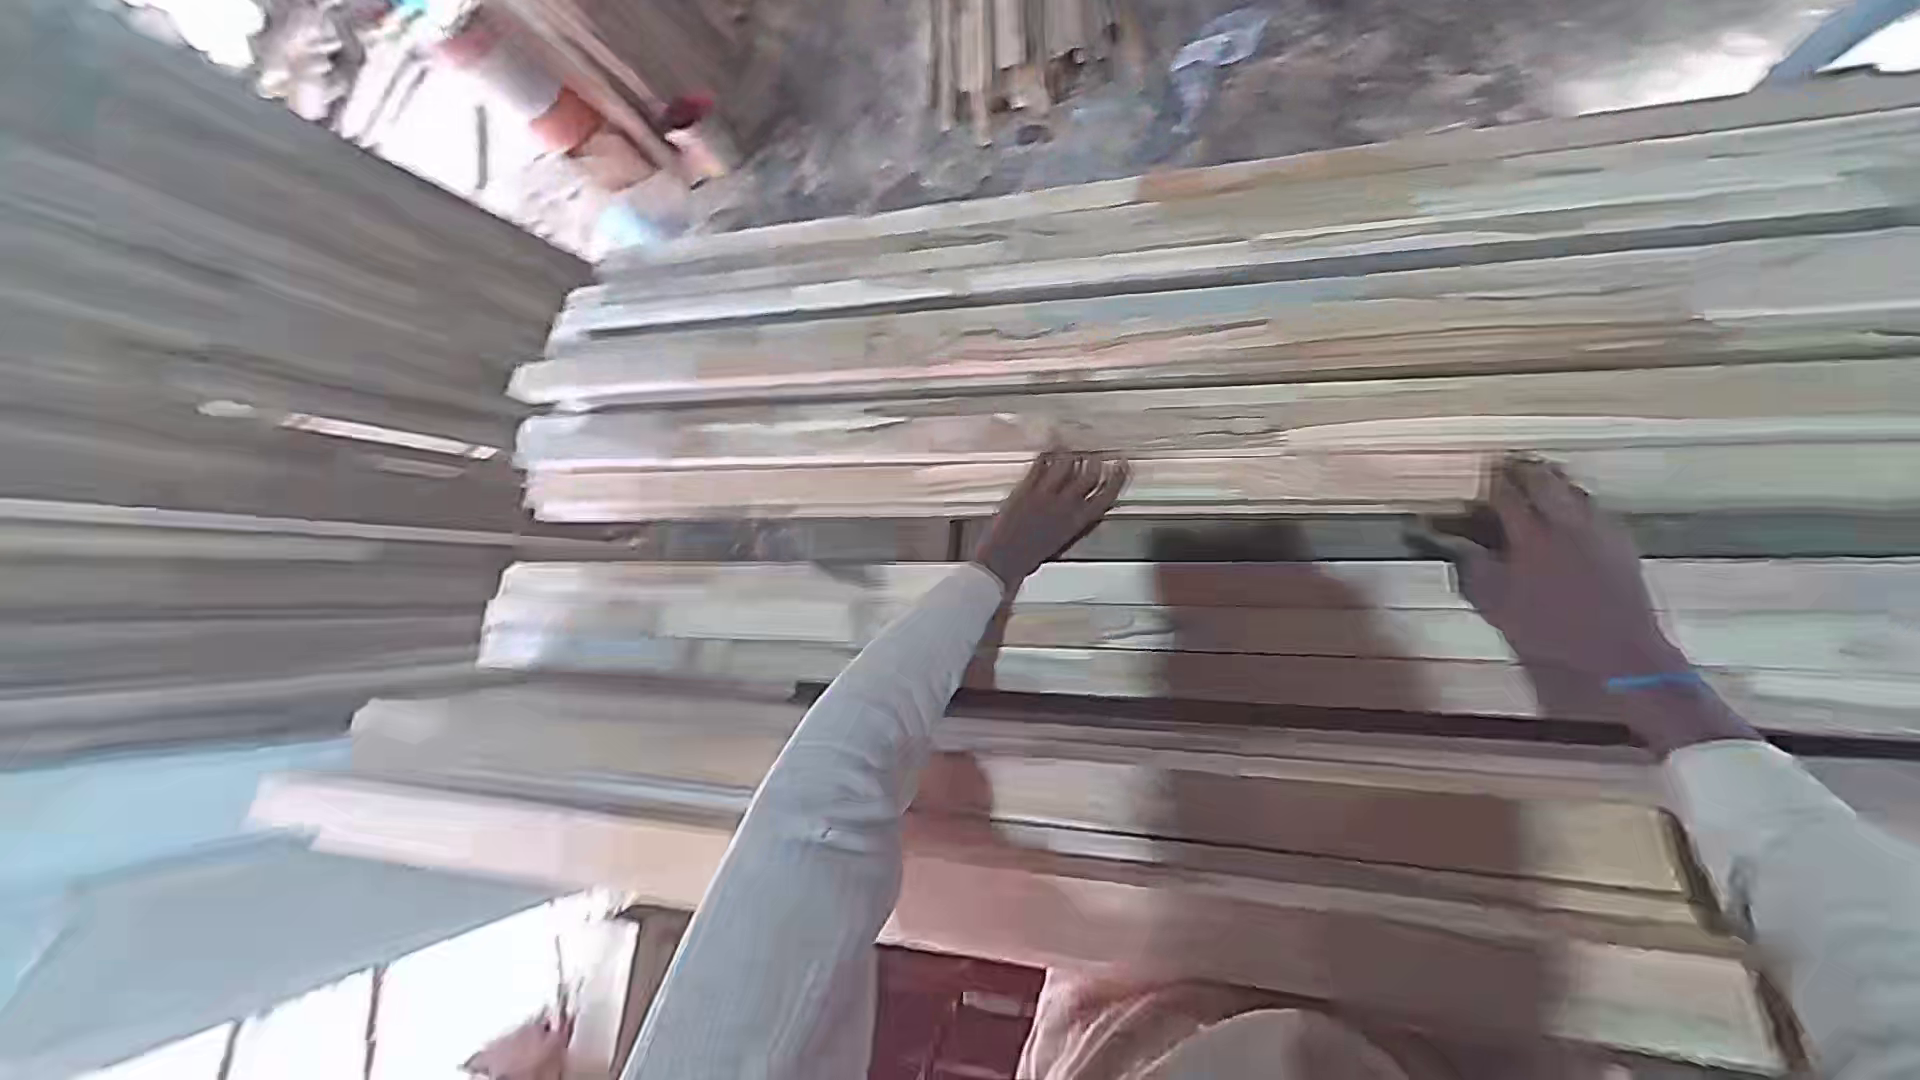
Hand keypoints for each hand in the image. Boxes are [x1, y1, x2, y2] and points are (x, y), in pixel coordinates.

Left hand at [972, 450, 1128, 590]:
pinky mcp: (1026, 488)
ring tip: (1071, 449)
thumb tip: (1088, 504)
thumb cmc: (1032, 554)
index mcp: (1079, 521)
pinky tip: (1050, 450)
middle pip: (1090, 474)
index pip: (1108, 494)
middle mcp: (1066, 505)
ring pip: (1067, 463)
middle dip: (1096, 461)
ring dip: (1072, 454)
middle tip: (1095, 454)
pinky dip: (1048, 454)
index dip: (1118, 477)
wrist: (1005, 559)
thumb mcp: (1065, 540)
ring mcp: (1046, 494)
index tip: (1123, 465)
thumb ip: (1078, 520)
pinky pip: (1041, 463)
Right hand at [1426, 455, 1682, 679]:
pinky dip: (1582, 500)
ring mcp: (1600, 534)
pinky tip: (1577, 504)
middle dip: (1529, 470)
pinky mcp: (1622, 545)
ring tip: (1544, 473)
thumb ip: (1472, 564)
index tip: (1484, 472)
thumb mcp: (1492, 601)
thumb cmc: (1544, 629)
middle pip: (1547, 485)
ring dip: (1558, 480)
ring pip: (1578, 493)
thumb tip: (1452, 540)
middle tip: (1513, 460)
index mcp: (1531, 538)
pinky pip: (1599, 510)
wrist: (1615, 653)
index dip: (1494, 483)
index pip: (1508, 498)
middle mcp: (1568, 527)